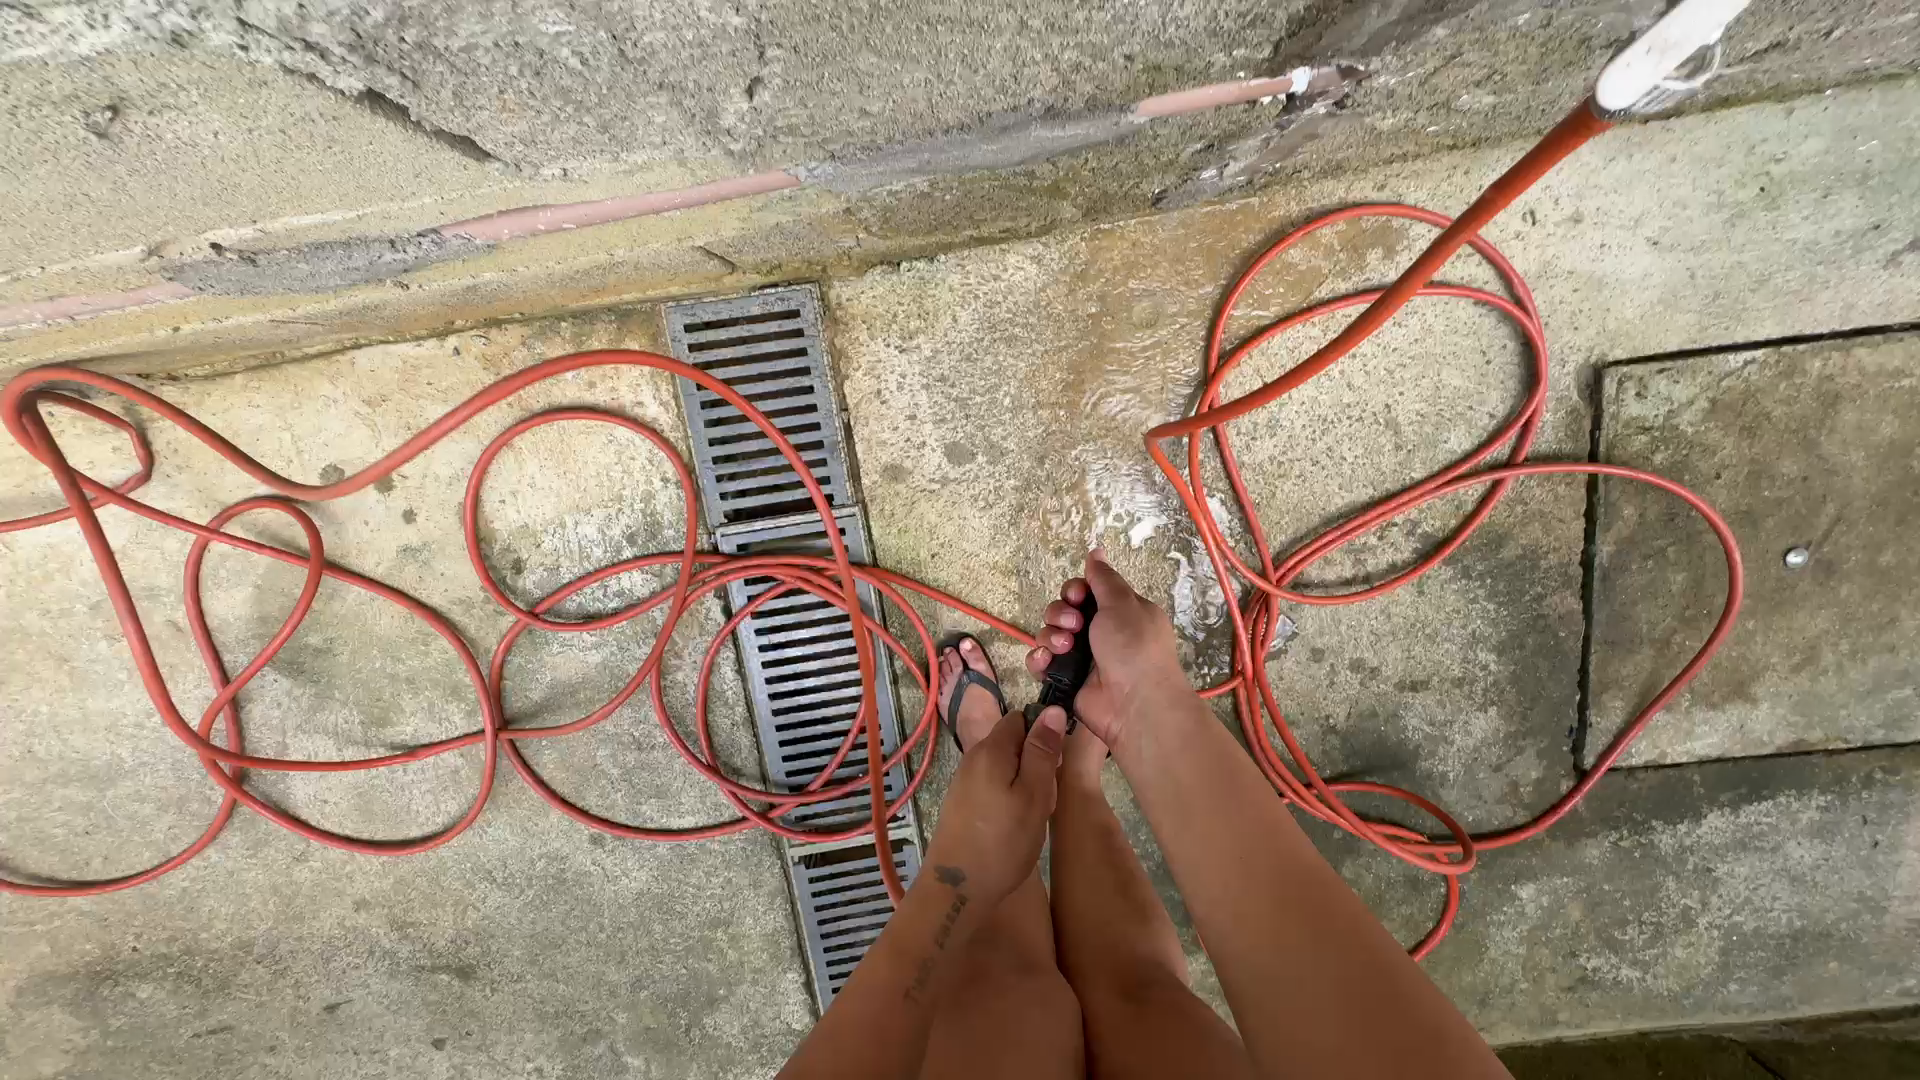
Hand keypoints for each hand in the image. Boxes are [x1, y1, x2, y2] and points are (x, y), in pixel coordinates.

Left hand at [923, 706, 1066, 905]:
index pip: (1020, 718)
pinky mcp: (961, 803)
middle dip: (1034, 763)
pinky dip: (1008, 799)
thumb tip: (1053, 710)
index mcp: (990, 749)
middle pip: (1012, 743)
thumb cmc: (1003, 841)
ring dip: (1023, 784)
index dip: (1042, 734)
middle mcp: (972, 758)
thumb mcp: (1034, 795)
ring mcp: (964, 781)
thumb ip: (1043, 751)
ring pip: (1004, 767)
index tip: (1055, 765)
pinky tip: (1014, 826)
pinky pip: (992, 786)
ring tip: (1032, 816)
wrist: (957, 889)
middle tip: (1046, 798)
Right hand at [1025, 549, 1190, 751]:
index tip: (1077, 597)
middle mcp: (1098, 633)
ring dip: (1050, 636)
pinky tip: (1046, 661)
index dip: (1074, 591)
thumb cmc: (1135, 647)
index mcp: (1117, 612)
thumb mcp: (1123, 604)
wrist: (1134, 702)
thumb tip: (1096, 550)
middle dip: (1060, 613)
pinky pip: (1040, 662)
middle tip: (1073, 625)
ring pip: (1048, 634)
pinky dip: (1039, 659)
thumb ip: (1104, 578)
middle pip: (1061, 610)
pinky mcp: (1064, 679)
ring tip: (1064, 647)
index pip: (1083, 592)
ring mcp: (1080, 657)